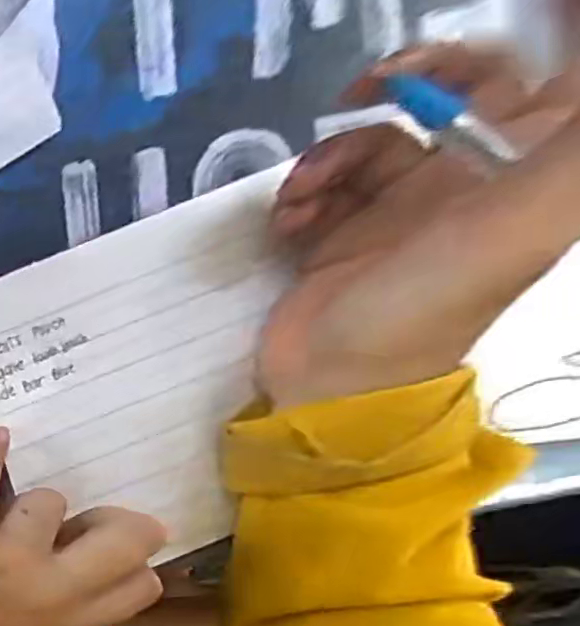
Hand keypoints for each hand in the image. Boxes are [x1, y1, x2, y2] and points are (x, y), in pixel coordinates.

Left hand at [0, 429, 166, 625]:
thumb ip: (49, 605)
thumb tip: (70, 558)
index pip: (140, 583)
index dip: (128, 560)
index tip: (102, 551)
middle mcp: (50, 591)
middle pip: (126, 535)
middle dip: (111, 520)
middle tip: (77, 522)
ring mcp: (8, 557)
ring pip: (49, 500)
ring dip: (26, 504)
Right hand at [261, 45, 579, 407]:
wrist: (332, 375)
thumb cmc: (427, 301)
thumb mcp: (526, 216)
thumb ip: (577, 144)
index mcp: (537, 161)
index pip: (558, 71)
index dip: (540, 31)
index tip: (507, 11)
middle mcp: (474, 173)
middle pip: (459, 91)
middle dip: (412, 80)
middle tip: (366, 88)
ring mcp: (400, 205)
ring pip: (372, 142)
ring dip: (329, 159)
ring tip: (301, 199)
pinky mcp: (337, 233)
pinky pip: (320, 189)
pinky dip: (297, 199)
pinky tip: (288, 223)